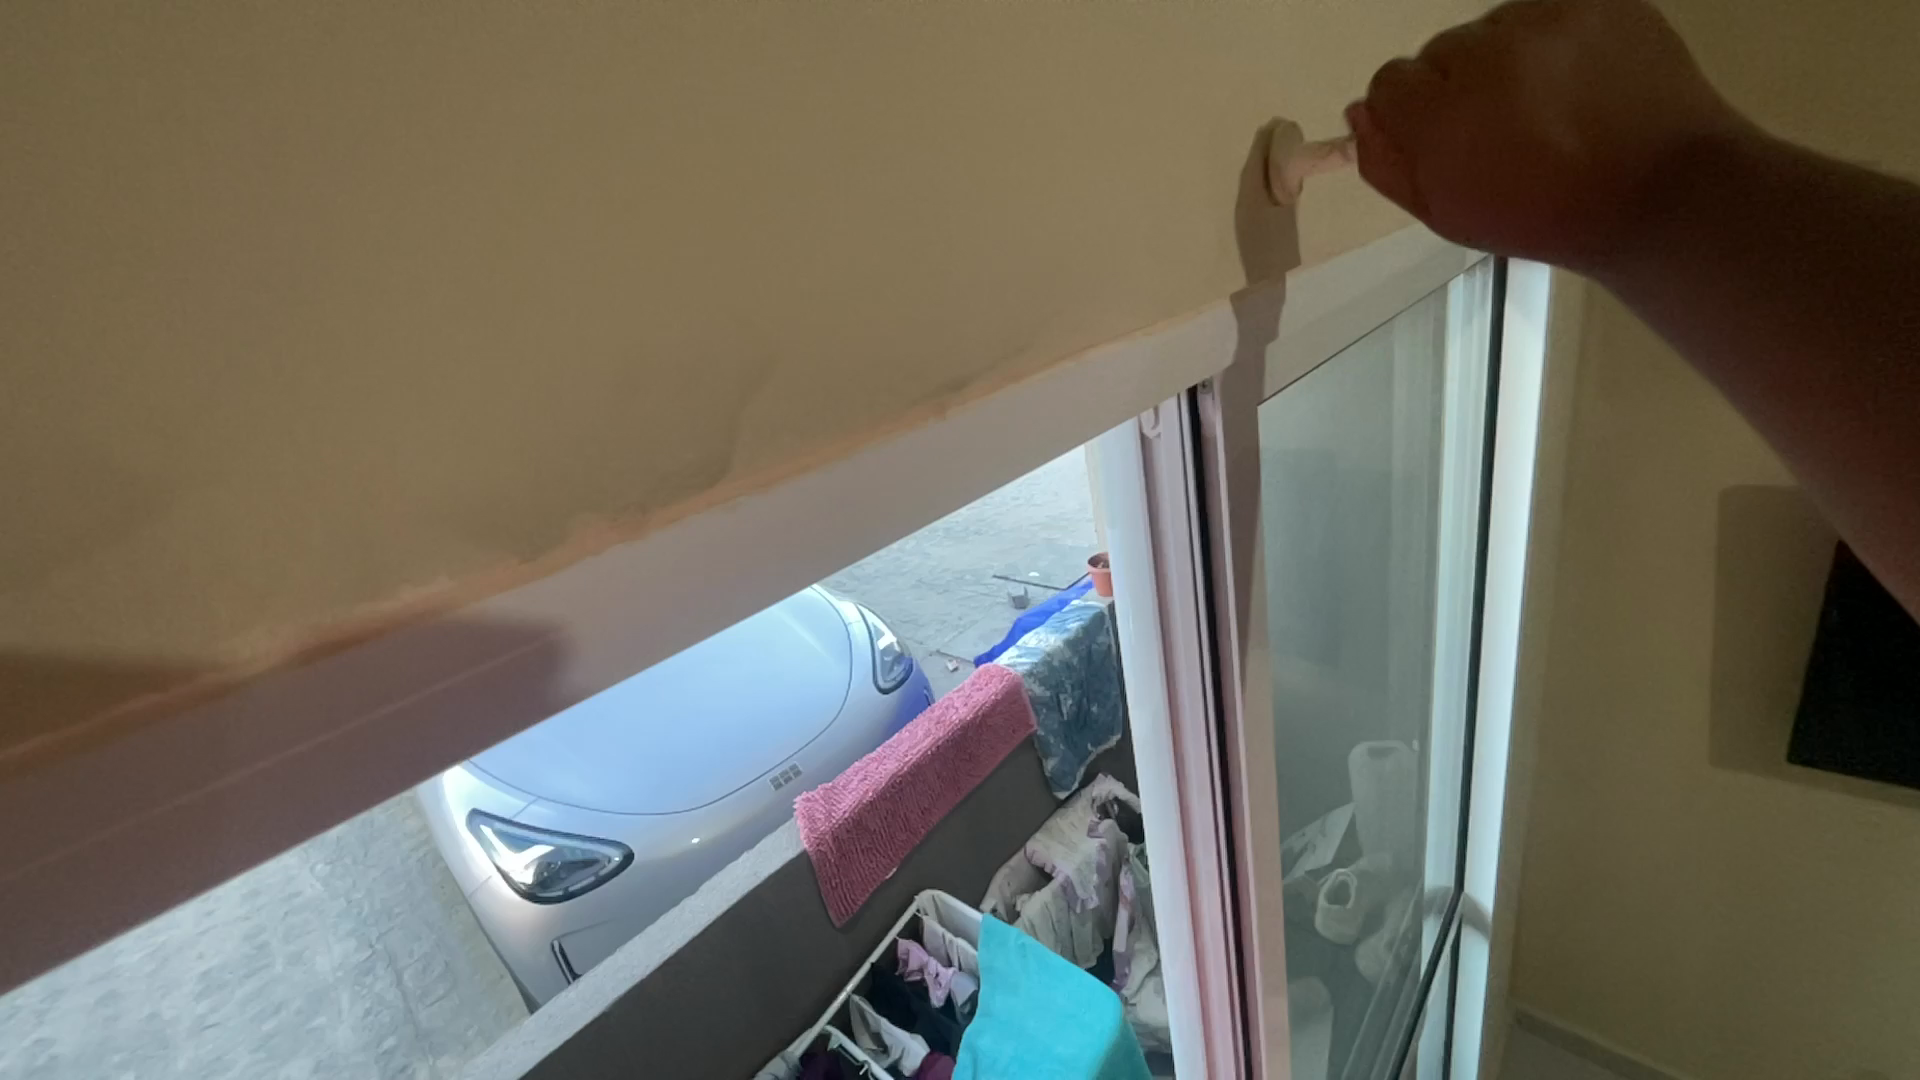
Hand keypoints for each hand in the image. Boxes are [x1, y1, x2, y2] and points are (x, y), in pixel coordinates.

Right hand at [1348, 0, 1748, 271]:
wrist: (1650, 188)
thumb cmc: (1529, 214)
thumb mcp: (1439, 211)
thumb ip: (1386, 162)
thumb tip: (1361, 113)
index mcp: (1440, 114)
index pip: (1387, 83)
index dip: (1404, 114)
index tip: (1434, 141)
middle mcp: (1486, 53)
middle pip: (1436, 53)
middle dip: (1449, 87)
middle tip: (1489, 128)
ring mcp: (1546, 20)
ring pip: (1487, 30)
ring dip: (1495, 62)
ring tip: (1532, 104)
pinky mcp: (1594, 1)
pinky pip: (1540, 13)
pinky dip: (1542, 42)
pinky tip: (1565, 81)